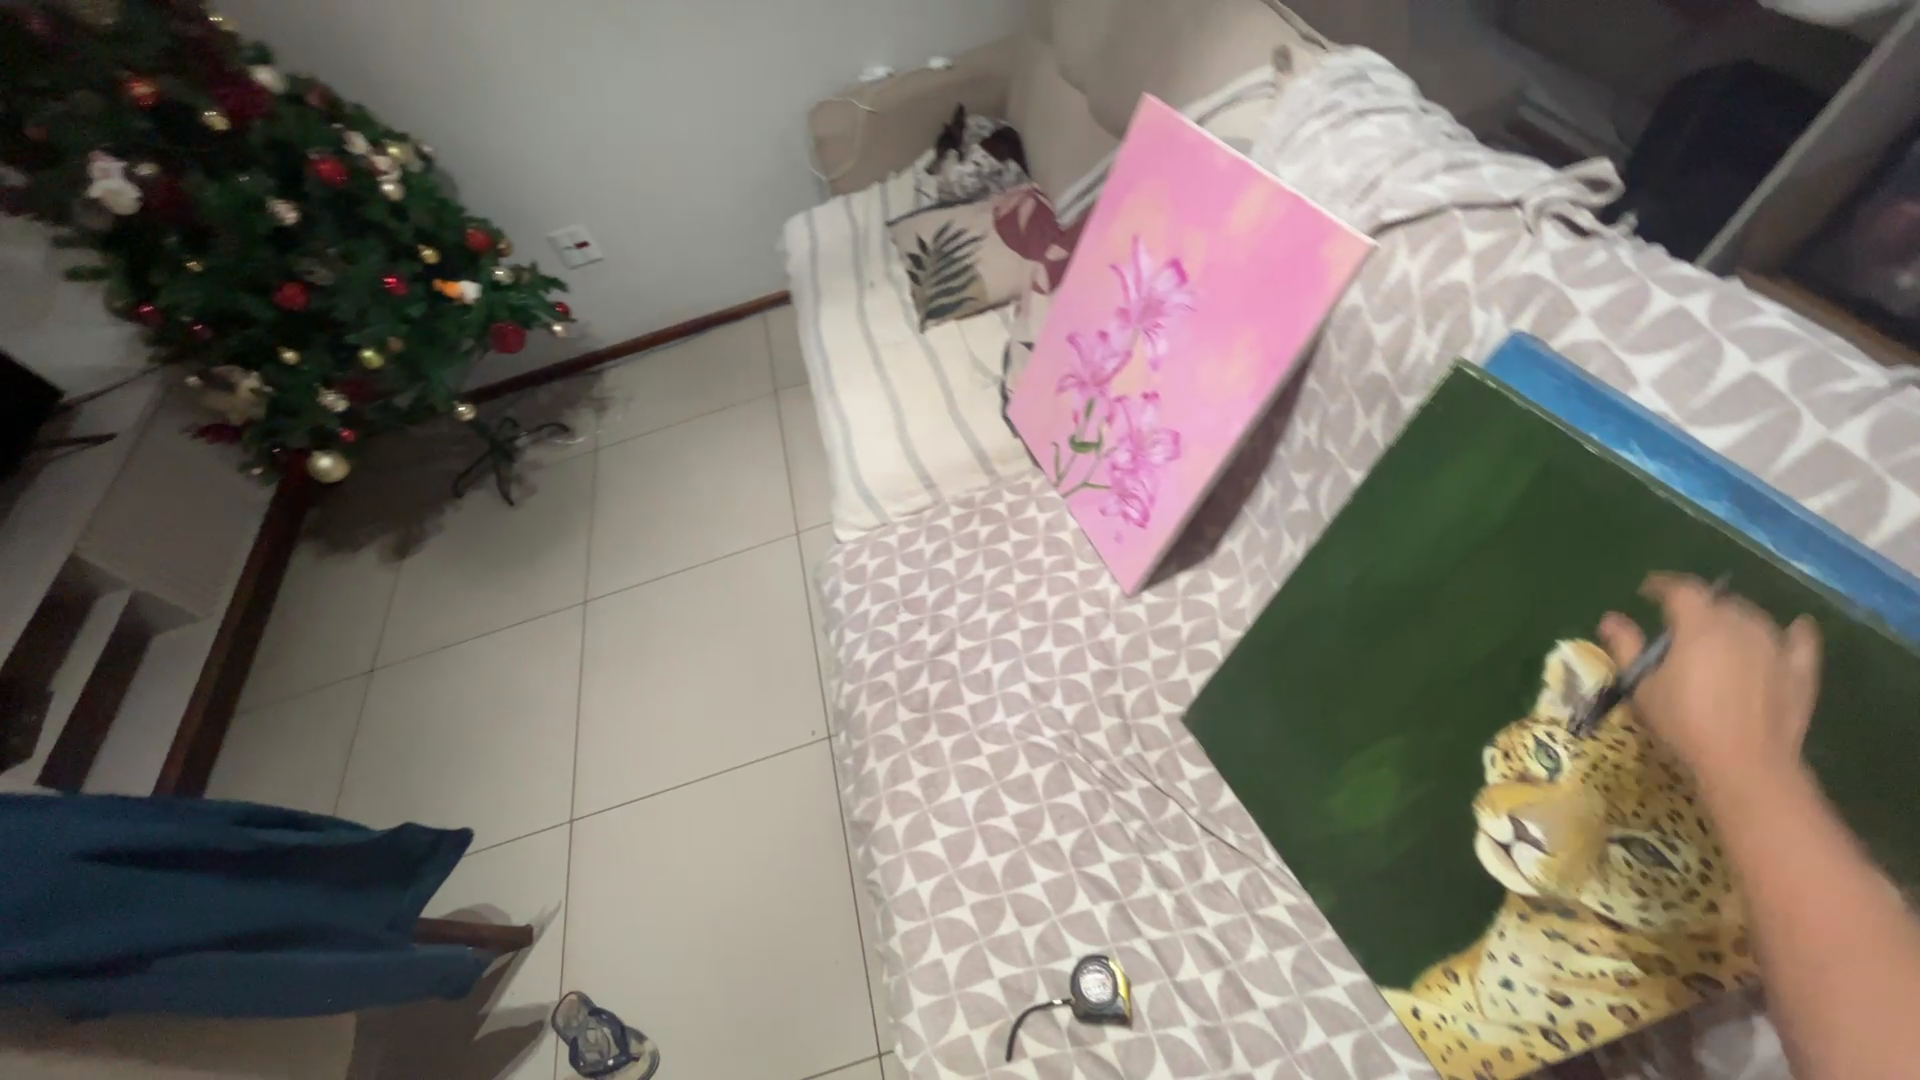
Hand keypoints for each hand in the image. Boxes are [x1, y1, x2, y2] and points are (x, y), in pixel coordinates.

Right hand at [1597, 573, 1822, 796]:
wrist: (1745, 761)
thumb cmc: (1682, 721)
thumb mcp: (1642, 684)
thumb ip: (1626, 646)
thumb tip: (1611, 618)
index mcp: (1699, 627)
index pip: (1681, 590)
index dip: (1662, 585)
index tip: (1646, 588)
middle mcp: (1741, 628)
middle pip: (1720, 602)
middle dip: (1697, 603)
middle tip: (1676, 616)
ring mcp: (1776, 648)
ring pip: (1754, 617)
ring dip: (1733, 615)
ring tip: (1717, 628)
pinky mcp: (1800, 671)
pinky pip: (1800, 641)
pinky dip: (1794, 630)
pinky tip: (1793, 626)